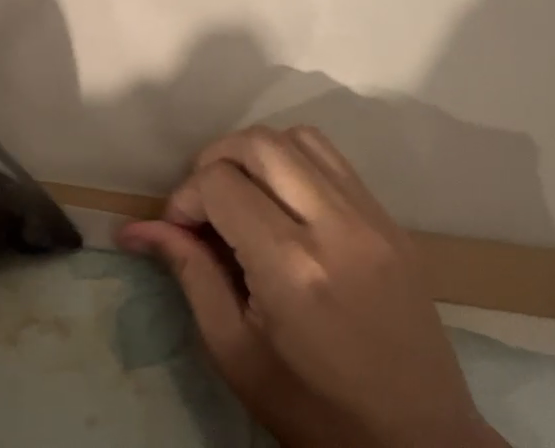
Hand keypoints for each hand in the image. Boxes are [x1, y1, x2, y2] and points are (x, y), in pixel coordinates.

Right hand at [118, 126, 503, 447]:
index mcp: (291, 266)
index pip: (218, 182)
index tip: (180, 233)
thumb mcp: (233, 349)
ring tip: (243, 198)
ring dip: (257, 155)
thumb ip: (189, 272)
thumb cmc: (313, 409)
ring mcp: (374, 220)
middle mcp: (337, 227)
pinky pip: (335, 162)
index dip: (184, 198)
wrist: (419, 444)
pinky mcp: (394, 224)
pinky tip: (284, 208)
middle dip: (214, 161)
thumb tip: (135, 228)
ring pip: (299, 138)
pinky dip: (296, 165)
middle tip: (204, 206)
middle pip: (258, 143)